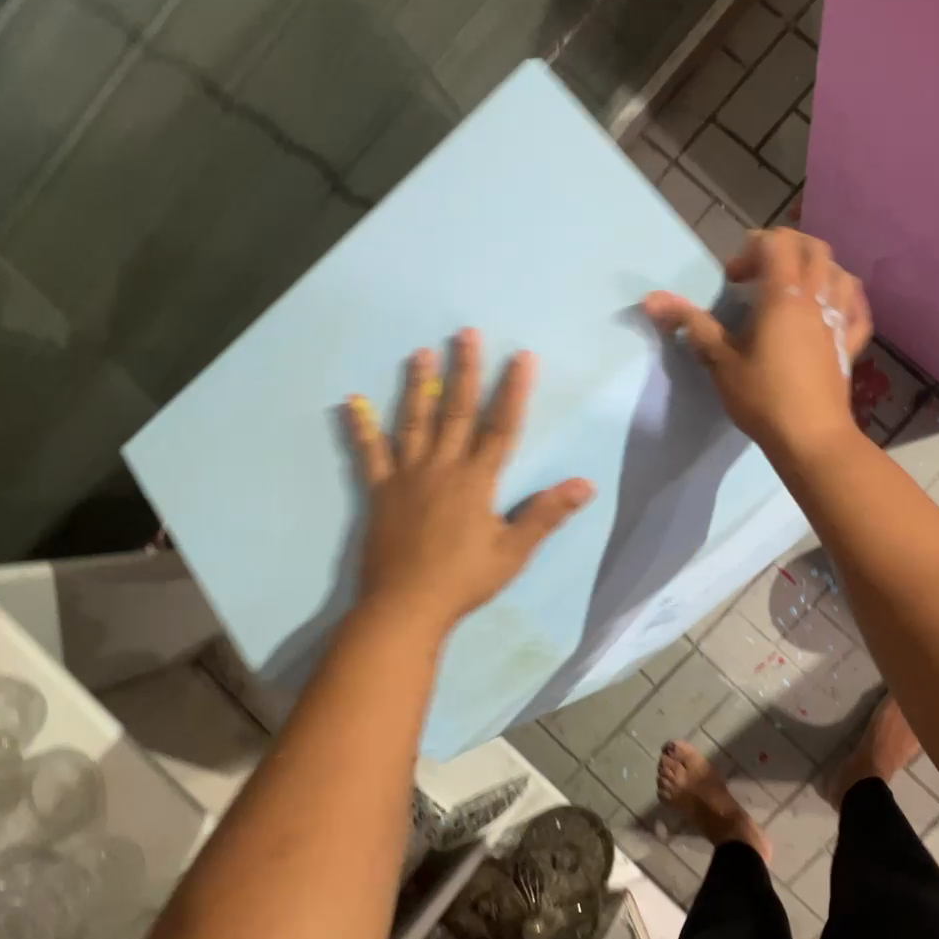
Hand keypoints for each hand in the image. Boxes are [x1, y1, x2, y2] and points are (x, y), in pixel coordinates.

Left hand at [348, 329, 592, 629]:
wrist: (405, 606)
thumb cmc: (464, 580)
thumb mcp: (514, 551)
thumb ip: (546, 514)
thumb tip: (585, 484)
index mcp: (477, 481)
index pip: (500, 427)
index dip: (513, 391)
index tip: (521, 356)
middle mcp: (442, 468)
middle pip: (456, 411)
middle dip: (464, 370)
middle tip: (466, 332)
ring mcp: (406, 476)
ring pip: (414, 422)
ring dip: (419, 385)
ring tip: (421, 351)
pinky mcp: (379, 492)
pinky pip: (369, 453)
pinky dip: (361, 427)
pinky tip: (352, 401)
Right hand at [643, 228, 871, 457]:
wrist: (811, 438)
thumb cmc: (763, 398)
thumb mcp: (721, 362)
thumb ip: (692, 325)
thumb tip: (651, 299)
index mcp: (784, 296)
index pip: (777, 243)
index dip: (751, 249)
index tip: (733, 280)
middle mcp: (817, 299)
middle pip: (813, 248)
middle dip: (786, 249)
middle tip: (761, 274)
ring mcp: (839, 321)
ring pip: (840, 272)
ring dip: (817, 269)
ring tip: (795, 288)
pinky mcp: (851, 345)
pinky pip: (857, 309)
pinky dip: (846, 298)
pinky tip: (832, 307)